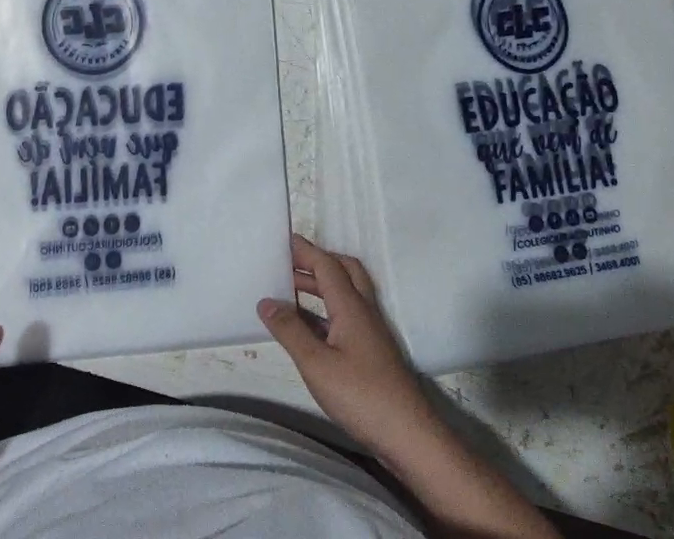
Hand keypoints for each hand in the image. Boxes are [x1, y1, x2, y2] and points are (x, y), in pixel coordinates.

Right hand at [256, 234, 438, 465]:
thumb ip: (290, 331)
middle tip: (287, 263)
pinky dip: (324, 310)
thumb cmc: (361, 395)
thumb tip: (266, 302)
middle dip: (316, 262)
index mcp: (351, 307)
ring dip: (320, 286)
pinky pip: (345, 315)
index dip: (306, 251)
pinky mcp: (371, 351)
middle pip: (344, 272)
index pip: (327, 266)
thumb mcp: (316, 364)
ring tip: (288, 290)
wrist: (407, 434)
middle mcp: (364, 312)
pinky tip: (306, 325)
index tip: (283, 240)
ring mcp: (370, 332)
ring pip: (345, 294)